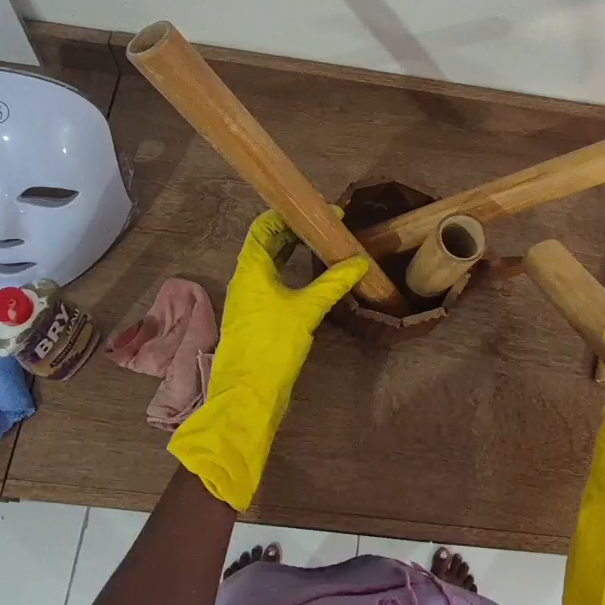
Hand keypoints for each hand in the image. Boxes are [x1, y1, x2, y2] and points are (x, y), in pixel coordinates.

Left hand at [166, 211, 366, 511]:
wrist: (248, 394)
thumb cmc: (272, 346)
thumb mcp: (307, 310)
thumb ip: (333, 283)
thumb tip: (359, 260)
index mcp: (250, 269)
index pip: (263, 226)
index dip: (288, 213)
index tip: (317, 210)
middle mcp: (245, 278)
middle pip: (267, 243)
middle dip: (295, 230)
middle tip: (327, 225)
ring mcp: (248, 298)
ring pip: (271, 263)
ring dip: (293, 251)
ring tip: (324, 245)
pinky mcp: (256, 316)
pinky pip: (273, 281)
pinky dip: (292, 272)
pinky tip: (313, 277)